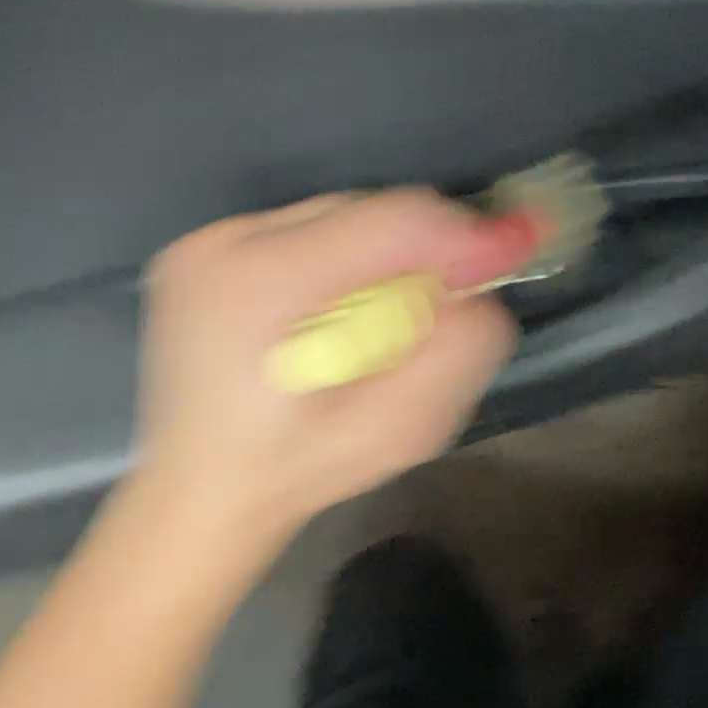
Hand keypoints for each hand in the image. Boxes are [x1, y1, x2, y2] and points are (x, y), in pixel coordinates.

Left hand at [135, 189, 517, 532]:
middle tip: (451, 294)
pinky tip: (332, 312)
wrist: (201, 493)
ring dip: (372, 258)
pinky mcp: (196, 256)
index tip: (510, 249)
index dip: (459, 234)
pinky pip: (291, 237)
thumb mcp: (394, 433)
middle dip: (414, 252)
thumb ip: (452, 355)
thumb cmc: (295, 474)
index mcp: (264, 286)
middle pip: (356, 213)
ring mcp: (200, 247)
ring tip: (387, 311)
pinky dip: (331, 265)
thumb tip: (479, 292)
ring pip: (325, 222)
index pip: (388, 223)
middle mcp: (222, 246)